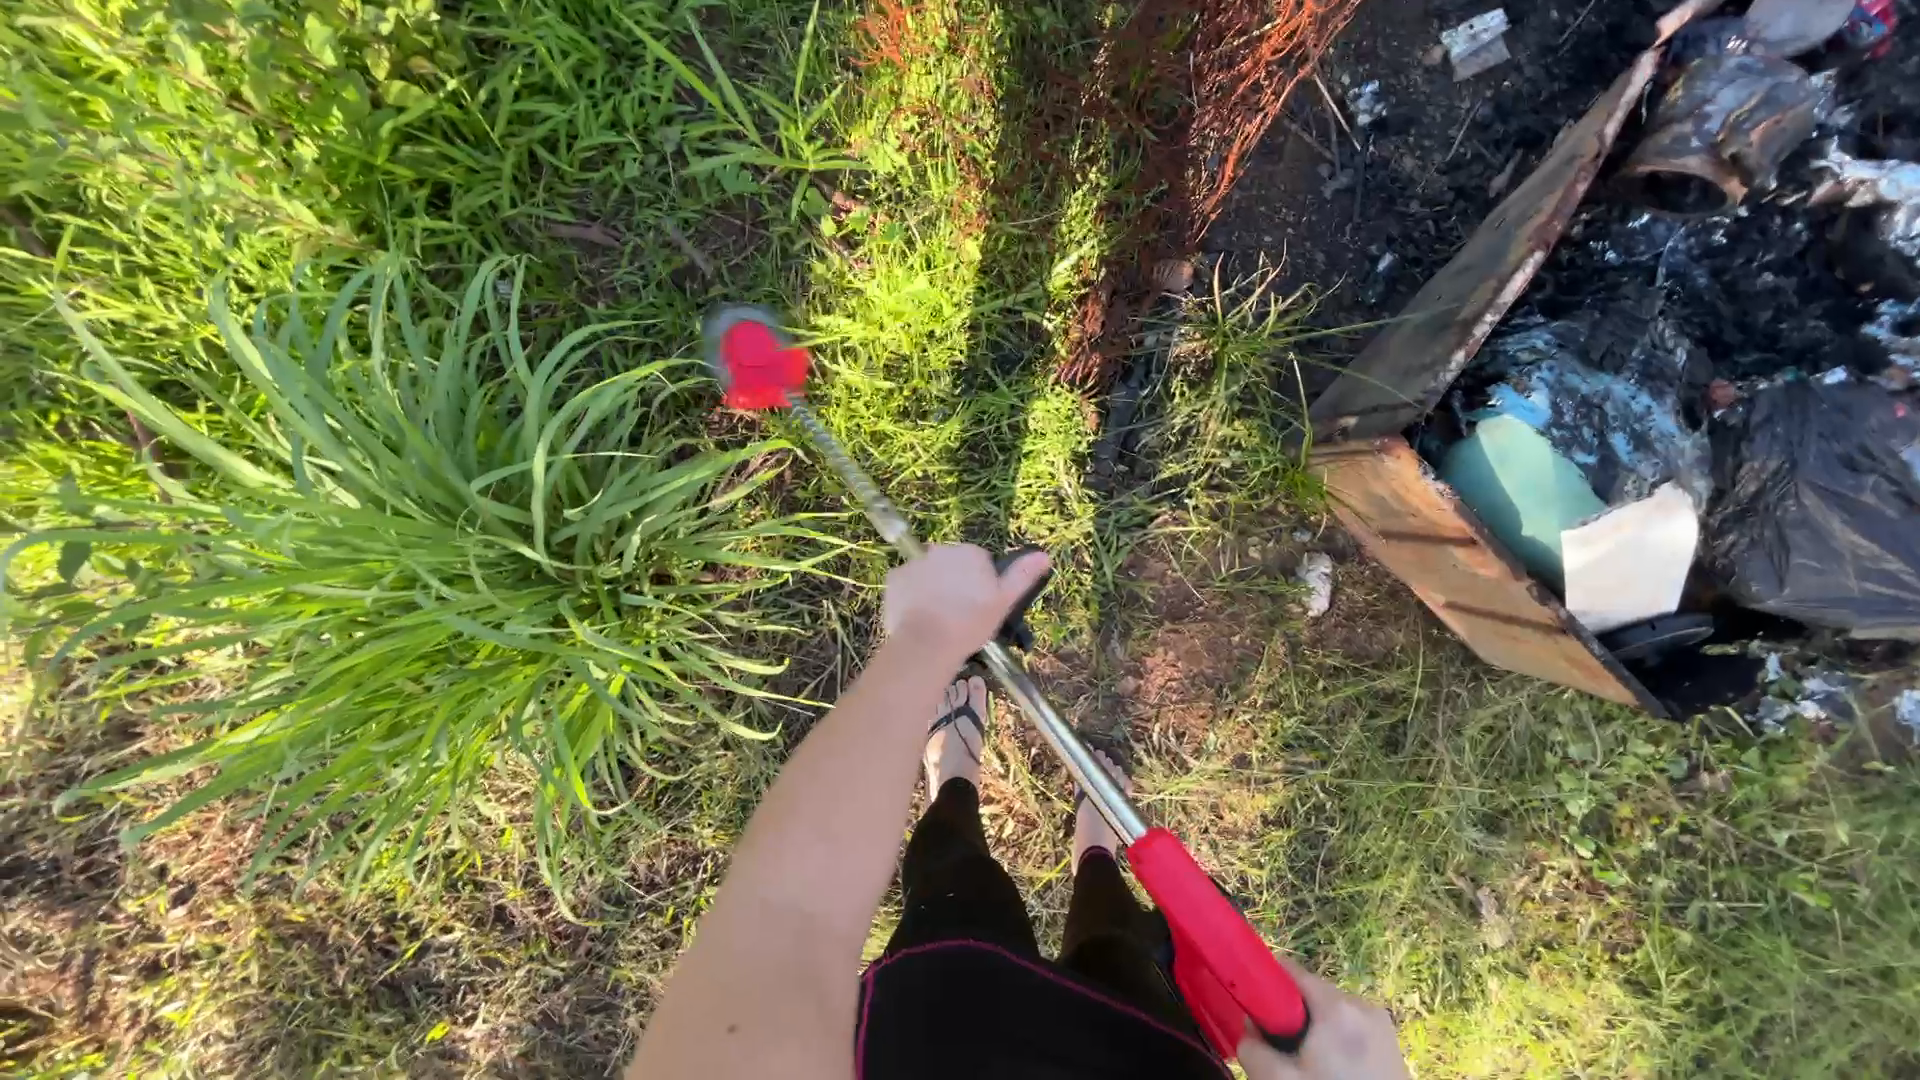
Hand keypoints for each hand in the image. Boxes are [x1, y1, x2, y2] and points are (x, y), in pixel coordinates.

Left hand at [881, 544, 1050, 663]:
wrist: (927, 642)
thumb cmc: (970, 622)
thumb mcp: (1003, 602)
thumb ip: (1022, 576)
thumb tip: (1044, 555)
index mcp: (969, 553)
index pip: (978, 561)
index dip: (979, 583)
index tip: (978, 605)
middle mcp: (940, 549)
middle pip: (950, 563)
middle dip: (954, 581)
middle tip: (958, 612)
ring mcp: (914, 562)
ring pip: (927, 573)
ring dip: (932, 587)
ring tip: (937, 618)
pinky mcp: (893, 578)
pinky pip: (906, 584)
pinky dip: (910, 596)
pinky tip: (918, 616)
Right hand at [1239, 956, 1408, 1079]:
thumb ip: (1252, 1047)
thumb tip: (1250, 1026)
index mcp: (1337, 1006)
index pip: (1287, 970)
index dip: (1266, 991)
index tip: (1261, 1022)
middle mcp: (1362, 1004)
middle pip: (1308, 993)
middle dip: (1291, 1018)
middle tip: (1286, 1055)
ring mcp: (1382, 1025)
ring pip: (1328, 1013)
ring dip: (1313, 1033)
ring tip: (1312, 1070)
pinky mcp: (1391, 1045)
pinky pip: (1350, 1029)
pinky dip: (1335, 1044)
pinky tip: (1334, 1074)